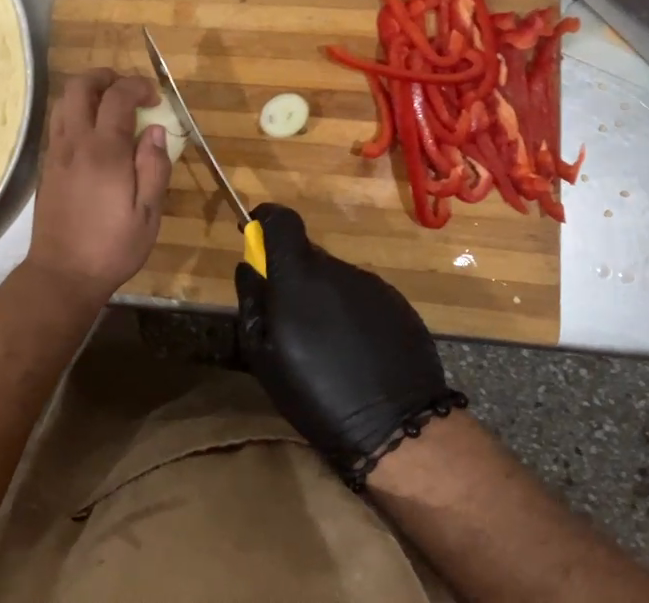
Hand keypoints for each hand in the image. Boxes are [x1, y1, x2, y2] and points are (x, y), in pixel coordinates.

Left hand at [26, 69, 173, 301]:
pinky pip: (57, 123)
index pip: (117, 97)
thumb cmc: (112, 247)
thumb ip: (154, 167)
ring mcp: (55, 153)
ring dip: (87, 92)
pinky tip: (93, 133)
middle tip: (128, 90)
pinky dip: (75, 112)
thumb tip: (155, 130)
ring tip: (110, 106)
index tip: (155, 97)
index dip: (137, 86)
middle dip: (106, 77)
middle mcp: (74, 143)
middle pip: (80, 86)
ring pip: (63, 101)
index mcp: (104, 152)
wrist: (62, 273)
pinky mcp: (46, 166)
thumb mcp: (148, 213)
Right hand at [235, 204, 462, 485]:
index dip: (265, 221)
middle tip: (287, 314)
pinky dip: (350, 309)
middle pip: (307, 252)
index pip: (282, 219)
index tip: (255, 238)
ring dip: (322, 294)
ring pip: (335, 275)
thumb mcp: (264, 356)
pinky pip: (362, 294)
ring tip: (323, 339)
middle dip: (291, 272)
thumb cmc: (316, 395)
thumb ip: (253, 303)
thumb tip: (249, 268)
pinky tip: (353, 348)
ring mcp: (373, 286)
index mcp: (299, 277)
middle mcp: (337, 270)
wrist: (400, 429)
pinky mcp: (400, 305)